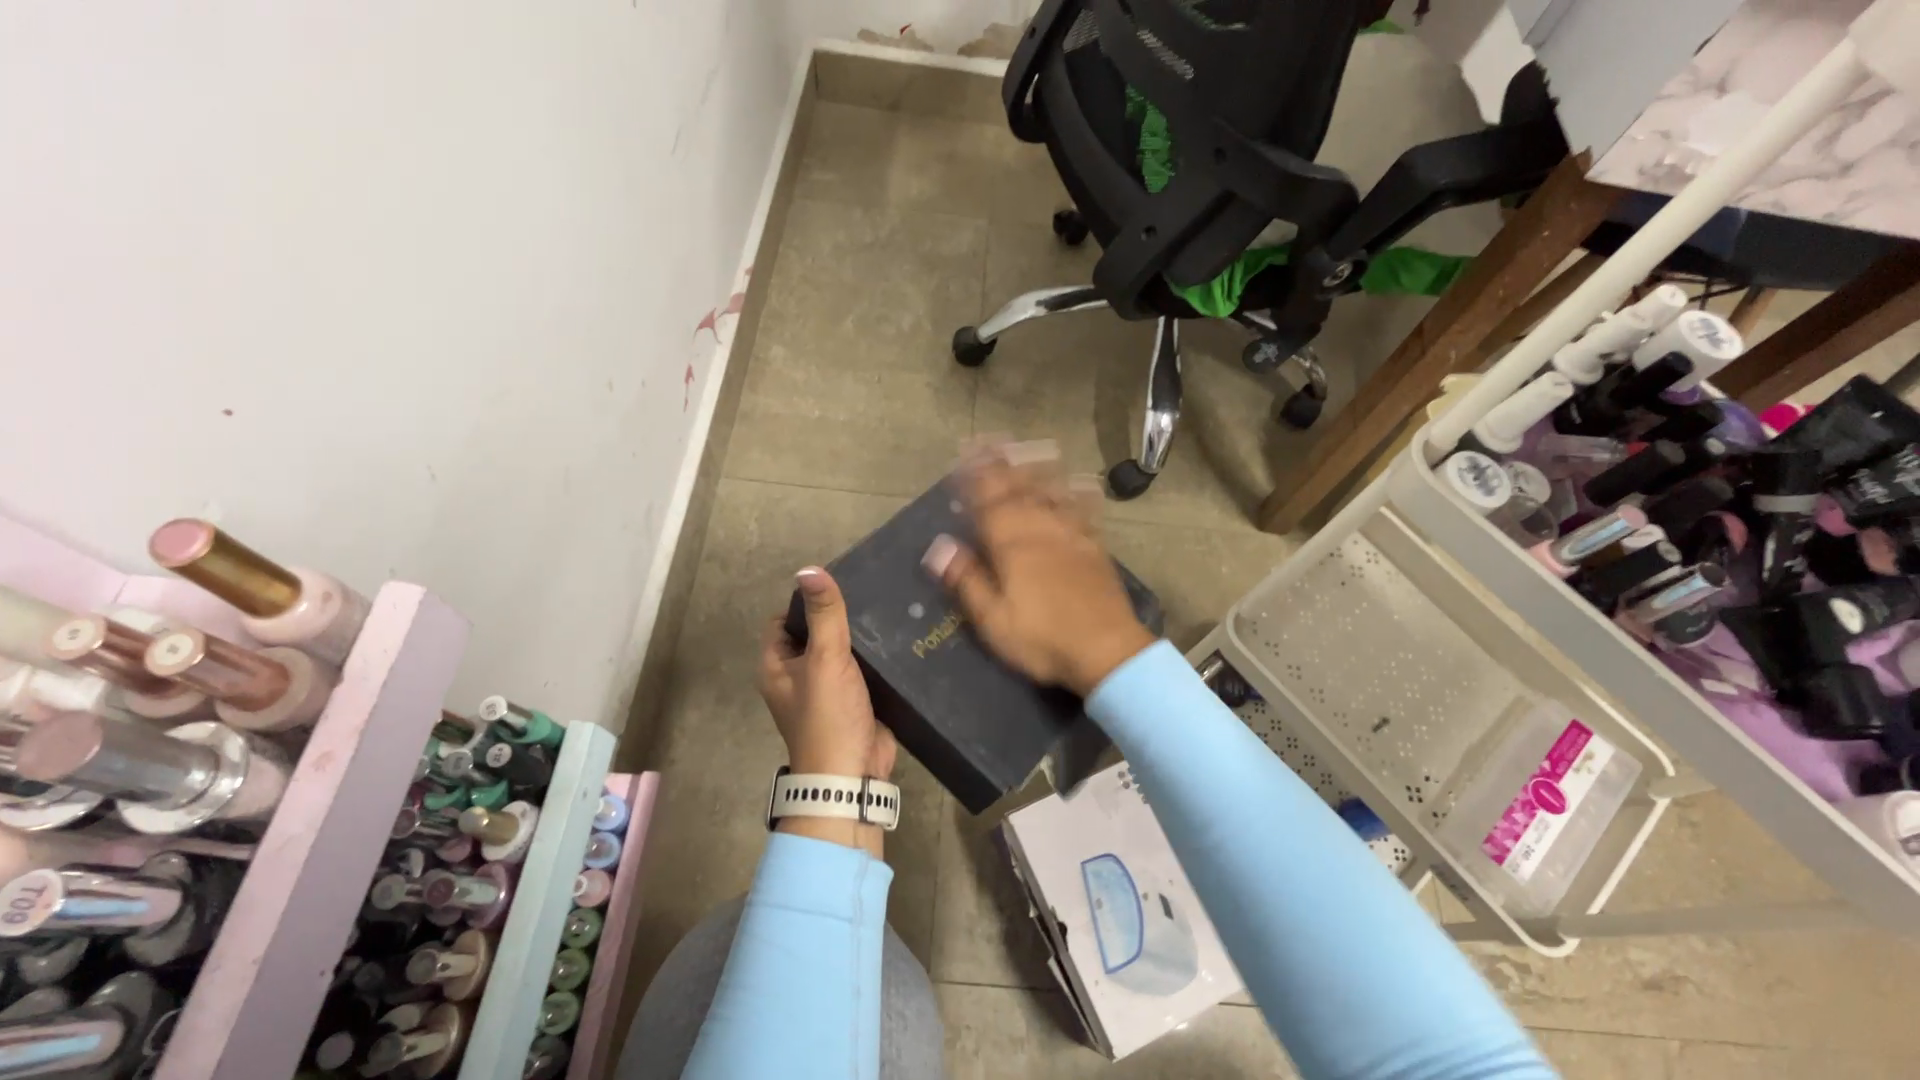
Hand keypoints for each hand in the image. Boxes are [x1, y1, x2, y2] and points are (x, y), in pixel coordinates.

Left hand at [758, 568, 896, 781]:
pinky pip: (860, 674)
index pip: (783, 621)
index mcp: (776, 667)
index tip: (837, 590)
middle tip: (869, 596)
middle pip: (813, 635)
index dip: (805, 604)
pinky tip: (896, 644)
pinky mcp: (852, 704)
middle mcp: (795, 678)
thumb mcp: (825, 659)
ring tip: (887, 613)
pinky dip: (874, 662)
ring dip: (859, 640)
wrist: (851, 776)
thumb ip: (823, 615)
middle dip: (836, 619)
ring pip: (839, 654)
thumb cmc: (828, 716)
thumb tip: (809, 569)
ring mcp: (824, 693)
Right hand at [923, 439, 1156, 695]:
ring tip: (1027, 447)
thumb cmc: (1042, 639)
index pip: (987, 502)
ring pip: (1051, 493)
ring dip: (1037, 468)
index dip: (974, 477)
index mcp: (1011, 546)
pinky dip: (1077, 492)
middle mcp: (1041, 530)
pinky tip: (1079, 481)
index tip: (963, 454)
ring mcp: (1072, 536)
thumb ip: (967, 580)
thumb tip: (938, 547)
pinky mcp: (1095, 547)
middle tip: (991, 439)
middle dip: (1002, 463)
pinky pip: (1085, 510)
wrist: (1106, 650)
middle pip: (1019, 489)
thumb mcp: (993, 620)